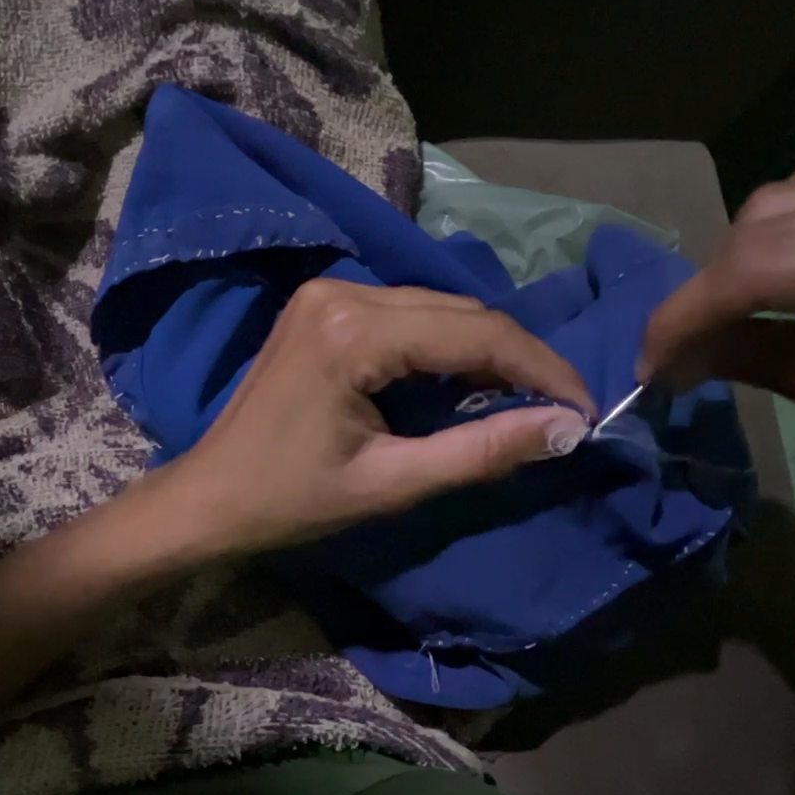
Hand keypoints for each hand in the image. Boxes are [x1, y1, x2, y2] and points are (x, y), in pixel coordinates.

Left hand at [153, 279, 593, 556]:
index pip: (475, 334)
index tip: (585, 411)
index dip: (541, 370)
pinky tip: (467, 384)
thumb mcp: (391, 484)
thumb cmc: (290, 501)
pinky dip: (446, 348)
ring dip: (485, 351)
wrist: (210, 498)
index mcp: (352, 332)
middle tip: (560, 411)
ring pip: (438, 309)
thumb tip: (565, 429)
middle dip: (519, 359)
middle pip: (460, 312)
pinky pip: (407, 316)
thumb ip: (480, 453)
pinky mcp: (324, 307)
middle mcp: (342, 292)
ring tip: (523, 401)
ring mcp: (328, 294)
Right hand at [644, 162, 794, 511]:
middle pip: (772, 223)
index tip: (649, 368)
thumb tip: (684, 354)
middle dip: (704, 293)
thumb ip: (785, 369)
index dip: (688, 314)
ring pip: (793, 200)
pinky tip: (780, 291)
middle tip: (679, 360)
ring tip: (724, 328)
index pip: (770, 267)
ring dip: (739, 264)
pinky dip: (783, 242)